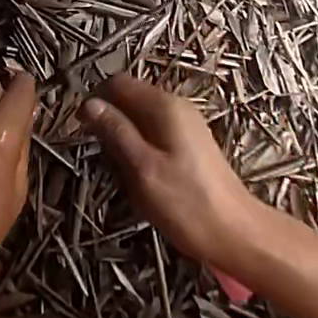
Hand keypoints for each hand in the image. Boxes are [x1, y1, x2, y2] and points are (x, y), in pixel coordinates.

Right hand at [81, 74, 263, 266]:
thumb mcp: (142, 168)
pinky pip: (155, 134)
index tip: (80, 128)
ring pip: (141, 119)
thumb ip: (115, 132)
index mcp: (164, 105)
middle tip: (104, 160)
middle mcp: (176, 106)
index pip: (119, 83)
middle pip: (131, 99)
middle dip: (111, 122)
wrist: (237, 234)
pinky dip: (141, 150)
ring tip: (123, 174)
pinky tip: (142, 179)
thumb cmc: (186, 204)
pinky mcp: (190, 144)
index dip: (96, 99)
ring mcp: (186, 124)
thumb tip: (89, 103)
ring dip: (125, 140)